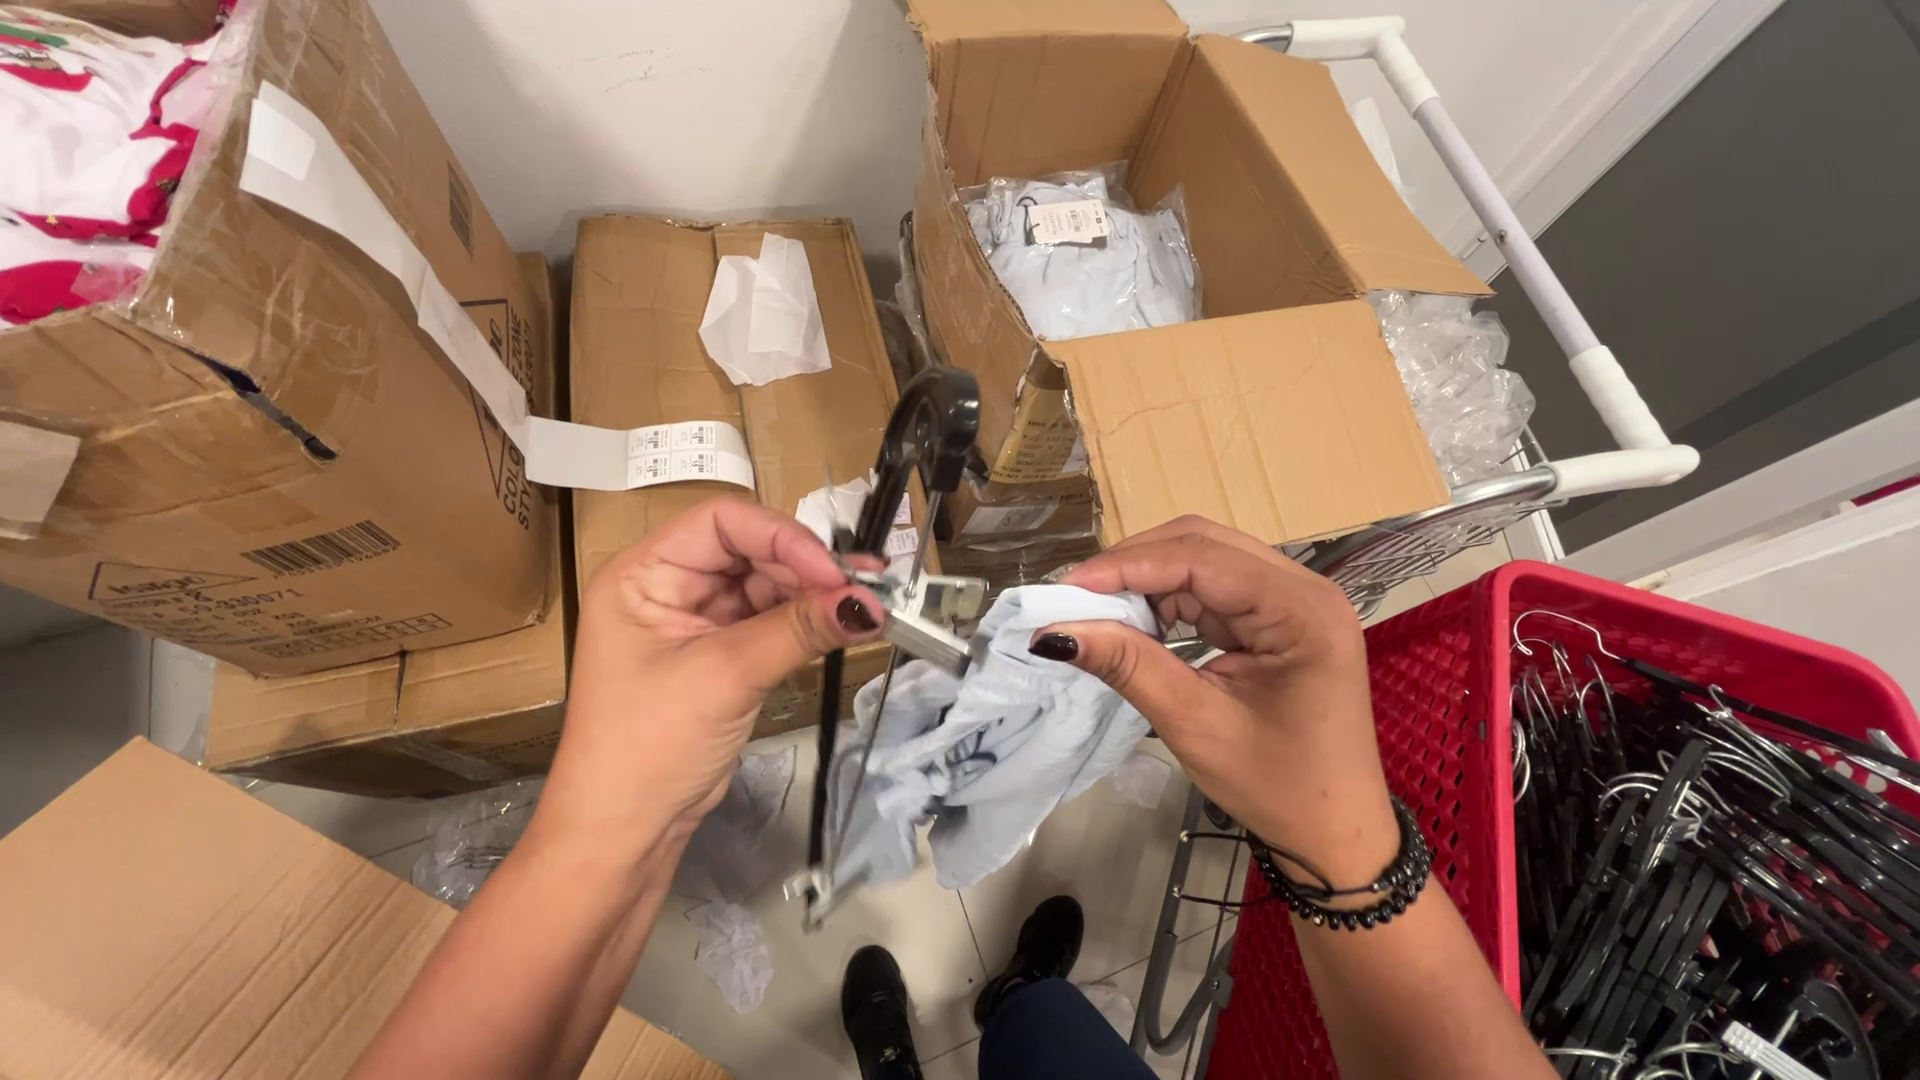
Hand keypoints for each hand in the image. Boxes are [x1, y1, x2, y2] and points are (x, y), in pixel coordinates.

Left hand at [536, 497, 884, 860]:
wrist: (625, 832)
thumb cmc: (648, 747)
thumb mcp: (726, 676)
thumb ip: (799, 630)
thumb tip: (869, 602)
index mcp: (644, 574)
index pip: (722, 523)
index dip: (781, 537)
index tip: (831, 571)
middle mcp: (669, 585)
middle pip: (750, 550)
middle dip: (807, 567)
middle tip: (865, 587)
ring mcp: (697, 619)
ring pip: (767, 585)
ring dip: (814, 593)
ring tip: (867, 603)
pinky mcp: (722, 652)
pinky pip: (772, 619)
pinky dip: (807, 621)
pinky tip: (843, 622)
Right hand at [1035, 517, 1398, 886]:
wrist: (1334, 832)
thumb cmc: (1277, 786)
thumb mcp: (1196, 724)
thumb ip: (1129, 667)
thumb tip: (1056, 633)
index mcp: (1302, 612)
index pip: (1202, 559)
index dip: (1129, 565)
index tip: (1067, 585)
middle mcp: (1304, 589)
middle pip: (1205, 544)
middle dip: (1136, 563)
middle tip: (1076, 593)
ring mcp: (1293, 600)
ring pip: (1205, 558)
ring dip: (1148, 577)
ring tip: (1097, 605)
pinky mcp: (1277, 616)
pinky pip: (1212, 586)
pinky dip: (1168, 597)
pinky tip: (1136, 616)